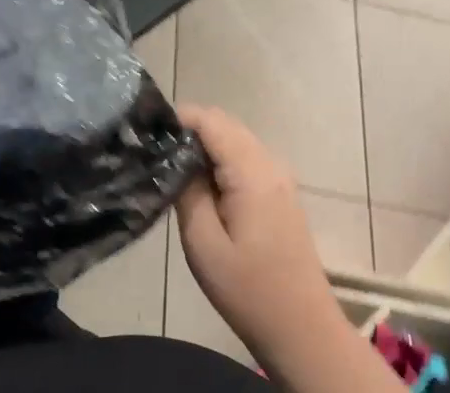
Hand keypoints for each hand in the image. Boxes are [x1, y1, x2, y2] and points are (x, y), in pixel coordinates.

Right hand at [175, 106, 337, 360]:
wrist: (302, 330)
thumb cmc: (248, 289)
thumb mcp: (202, 242)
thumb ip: (187, 189)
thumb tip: (175, 156)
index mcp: (252, 172)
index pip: (209, 120)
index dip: (176, 120)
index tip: (147, 137)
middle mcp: (270, 164)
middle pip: (223, 124)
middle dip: (188, 131)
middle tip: (154, 155)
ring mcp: (280, 178)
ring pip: (234, 139)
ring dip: (204, 146)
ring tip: (172, 171)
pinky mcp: (281, 193)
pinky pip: (245, 157)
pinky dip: (220, 160)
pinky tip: (200, 187)